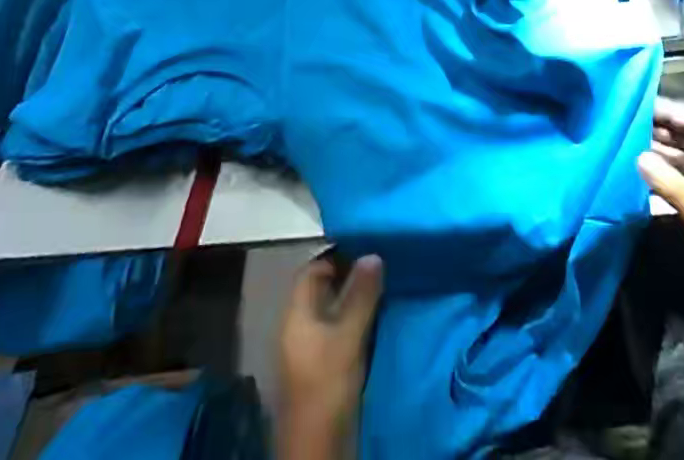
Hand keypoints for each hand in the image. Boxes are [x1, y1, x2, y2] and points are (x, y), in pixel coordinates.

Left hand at [275, 253, 383, 459]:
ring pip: (332, 308)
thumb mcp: (348, 335)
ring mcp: (310, 346)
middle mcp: (299, 326)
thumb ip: (361, 295)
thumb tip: (373, 254)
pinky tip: (380, 314)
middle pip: (321, 289)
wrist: (316, 442)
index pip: (311, 271)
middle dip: (350, 273)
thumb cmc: (327, 382)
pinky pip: (339, 327)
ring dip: (356, 295)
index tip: (367, 243)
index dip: (336, 254)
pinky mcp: (323, 363)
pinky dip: (357, 316)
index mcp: (296, 314)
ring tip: (387, 282)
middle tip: (383, 260)